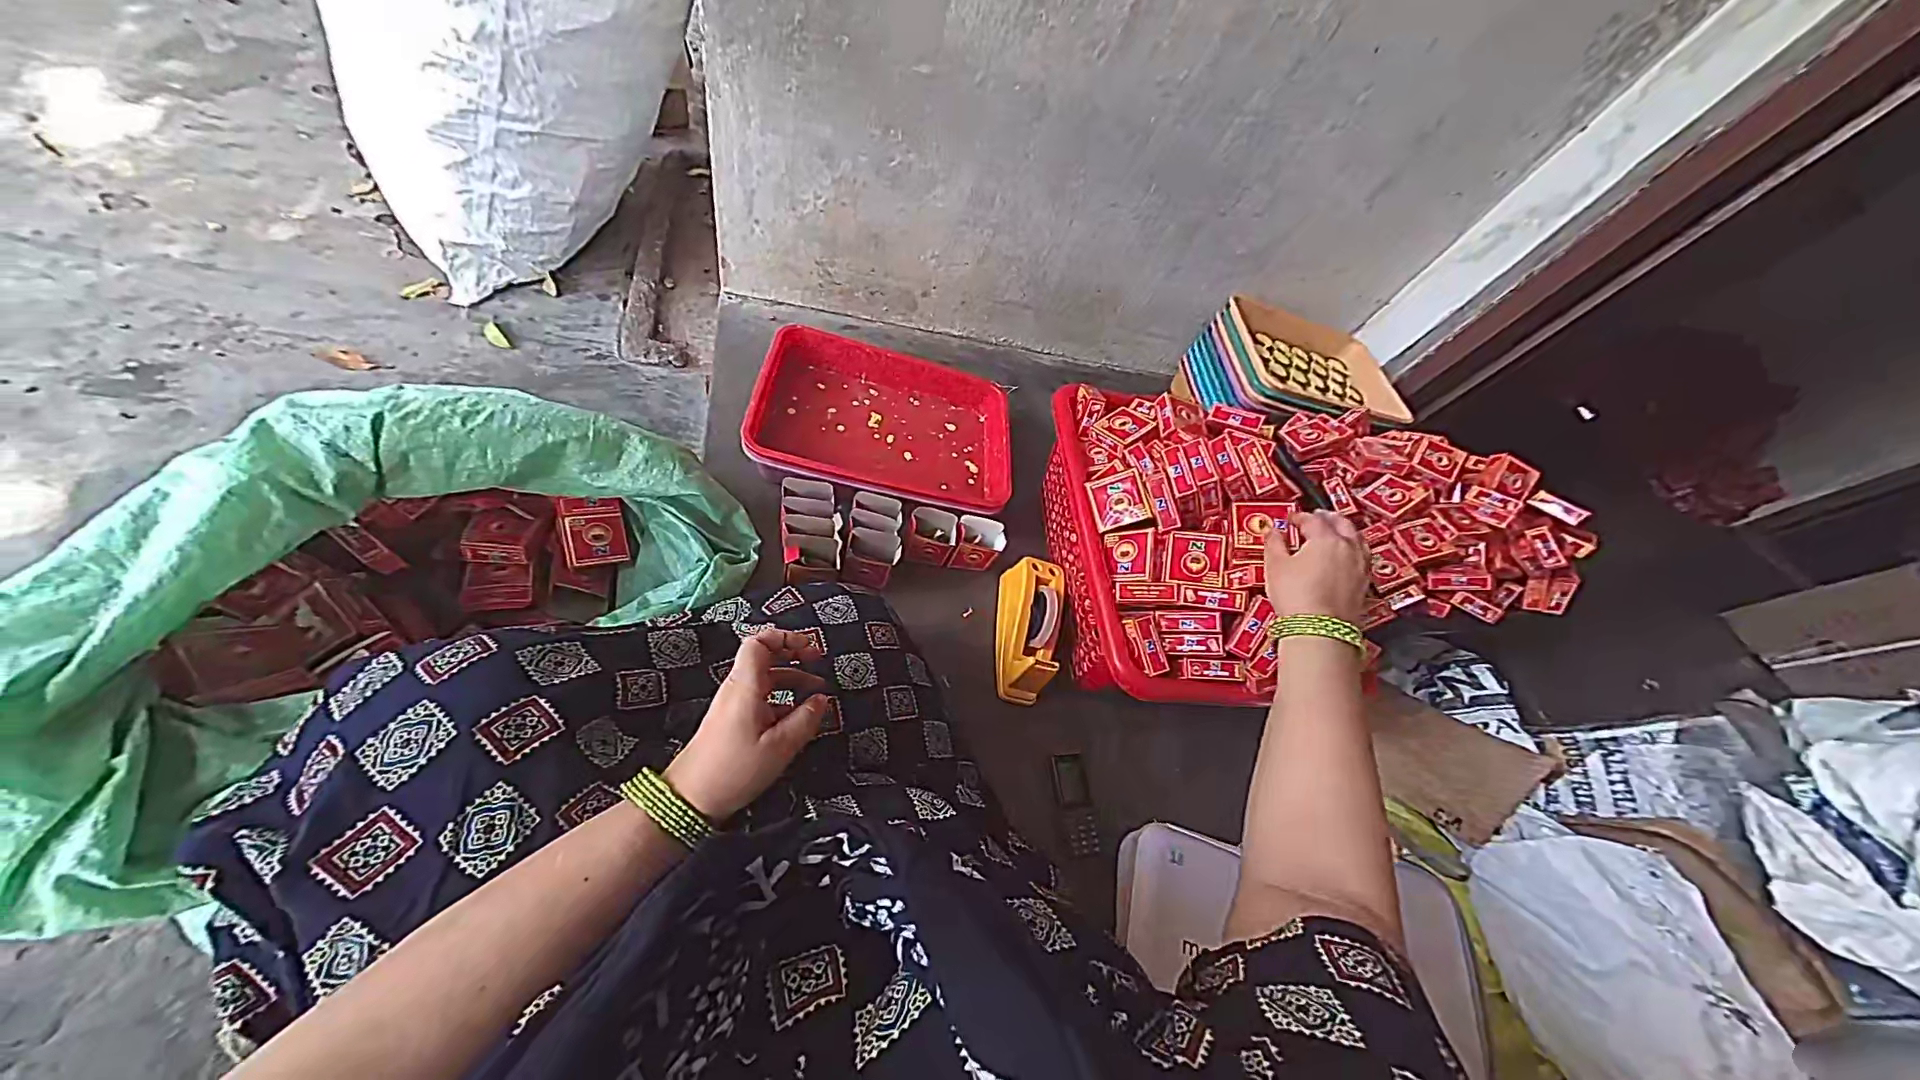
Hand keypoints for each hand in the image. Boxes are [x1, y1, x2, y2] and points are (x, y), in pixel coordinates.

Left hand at [663, 628, 829, 819]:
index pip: (759, 642)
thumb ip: (805, 719)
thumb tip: (822, 700)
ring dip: (791, 678)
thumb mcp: (780, 746)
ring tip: (815, 690)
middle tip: (816, 659)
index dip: (786, 637)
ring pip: (766, 678)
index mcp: (746, 686)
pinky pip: (761, 698)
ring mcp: (733, 704)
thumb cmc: (732, 770)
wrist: (690, 797)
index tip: (809, 646)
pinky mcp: (733, 720)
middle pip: (765, 656)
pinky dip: (782, 698)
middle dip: (793, 654)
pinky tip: (797, 714)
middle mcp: (737, 689)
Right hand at [1264, 509, 1369, 623]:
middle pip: (1342, 524)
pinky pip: (1362, 557)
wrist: (1319, 629)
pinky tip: (1346, 556)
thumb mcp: (1275, 566)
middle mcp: (1348, 548)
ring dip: (1345, 531)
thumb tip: (1271, 531)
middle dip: (1328, 518)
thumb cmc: (1297, 596)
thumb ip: (1274, 543)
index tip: (1291, 519)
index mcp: (1326, 539)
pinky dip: (1353, 549)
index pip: (1313, 520)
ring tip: (1335, 532)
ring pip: (1357, 539)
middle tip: (1317, 516)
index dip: (1299, 517)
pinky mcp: (1364, 583)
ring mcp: (1360, 566)